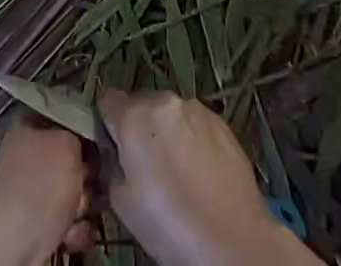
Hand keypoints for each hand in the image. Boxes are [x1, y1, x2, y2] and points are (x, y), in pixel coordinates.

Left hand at [0, 117, 92, 265]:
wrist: (11, 251)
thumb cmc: (38, 187)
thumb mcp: (66, 144)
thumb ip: (79, 133)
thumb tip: (86, 139)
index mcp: (28, 129)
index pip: (62, 115)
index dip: (83, 124)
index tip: (98, 135)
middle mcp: (30, 160)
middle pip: (73, 157)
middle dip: (87, 172)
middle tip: (87, 180)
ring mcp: (35, 195)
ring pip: (77, 191)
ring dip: (85, 203)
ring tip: (77, 211)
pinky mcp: (41, 228)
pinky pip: (72, 221)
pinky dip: (76, 230)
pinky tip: (69, 234)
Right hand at [98, 90, 320, 265]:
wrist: (233, 240)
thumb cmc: (169, 224)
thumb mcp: (121, 201)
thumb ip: (111, 164)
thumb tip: (115, 154)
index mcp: (135, 116)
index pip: (107, 101)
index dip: (107, 124)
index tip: (114, 148)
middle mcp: (166, 102)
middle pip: (140, 104)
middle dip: (138, 127)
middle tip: (145, 166)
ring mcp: (197, 109)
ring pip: (169, 114)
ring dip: (166, 132)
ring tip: (177, 172)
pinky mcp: (222, 122)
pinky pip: (194, 123)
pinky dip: (190, 139)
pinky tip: (198, 172)